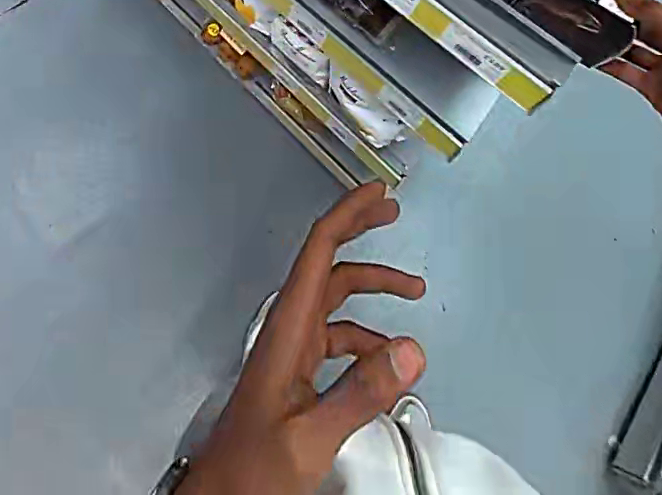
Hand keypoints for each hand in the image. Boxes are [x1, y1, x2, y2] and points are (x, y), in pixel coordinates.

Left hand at [181, 183, 425, 494]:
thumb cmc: (251, 467)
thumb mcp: (311, 434)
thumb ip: (362, 391)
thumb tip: (410, 349)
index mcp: (290, 325)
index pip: (319, 248)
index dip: (348, 213)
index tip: (376, 195)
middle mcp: (291, 324)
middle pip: (328, 259)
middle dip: (360, 229)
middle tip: (391, 211)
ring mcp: (294, 344)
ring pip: (336, 296)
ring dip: (373, 286)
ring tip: (411, 290)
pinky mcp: (298, 367)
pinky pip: (337, 334)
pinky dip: (366, 335)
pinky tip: (386, 357)